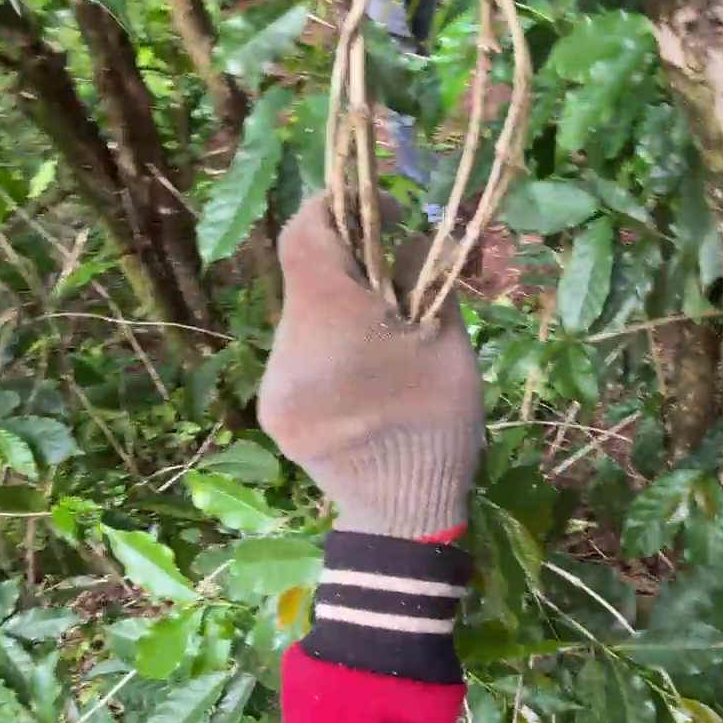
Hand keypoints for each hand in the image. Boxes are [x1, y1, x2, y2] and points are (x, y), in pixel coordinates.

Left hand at [258, 194, 484, 538]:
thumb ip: (425, 278)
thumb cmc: (439, 424)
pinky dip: (328, 353)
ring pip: (302, 321)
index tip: (374, 212)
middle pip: (305, 280)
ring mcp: (274, 385)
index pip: (306, 233)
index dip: (334, 207)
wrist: (405, 515)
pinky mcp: (273, 412)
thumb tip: (413, 236)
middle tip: (392, 283)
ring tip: (382, 342)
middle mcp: (289, 349)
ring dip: (338, 313)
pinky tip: (360, 378)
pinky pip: (297, 359)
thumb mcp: (450, 344)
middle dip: (347, 269)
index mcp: (335, 324)